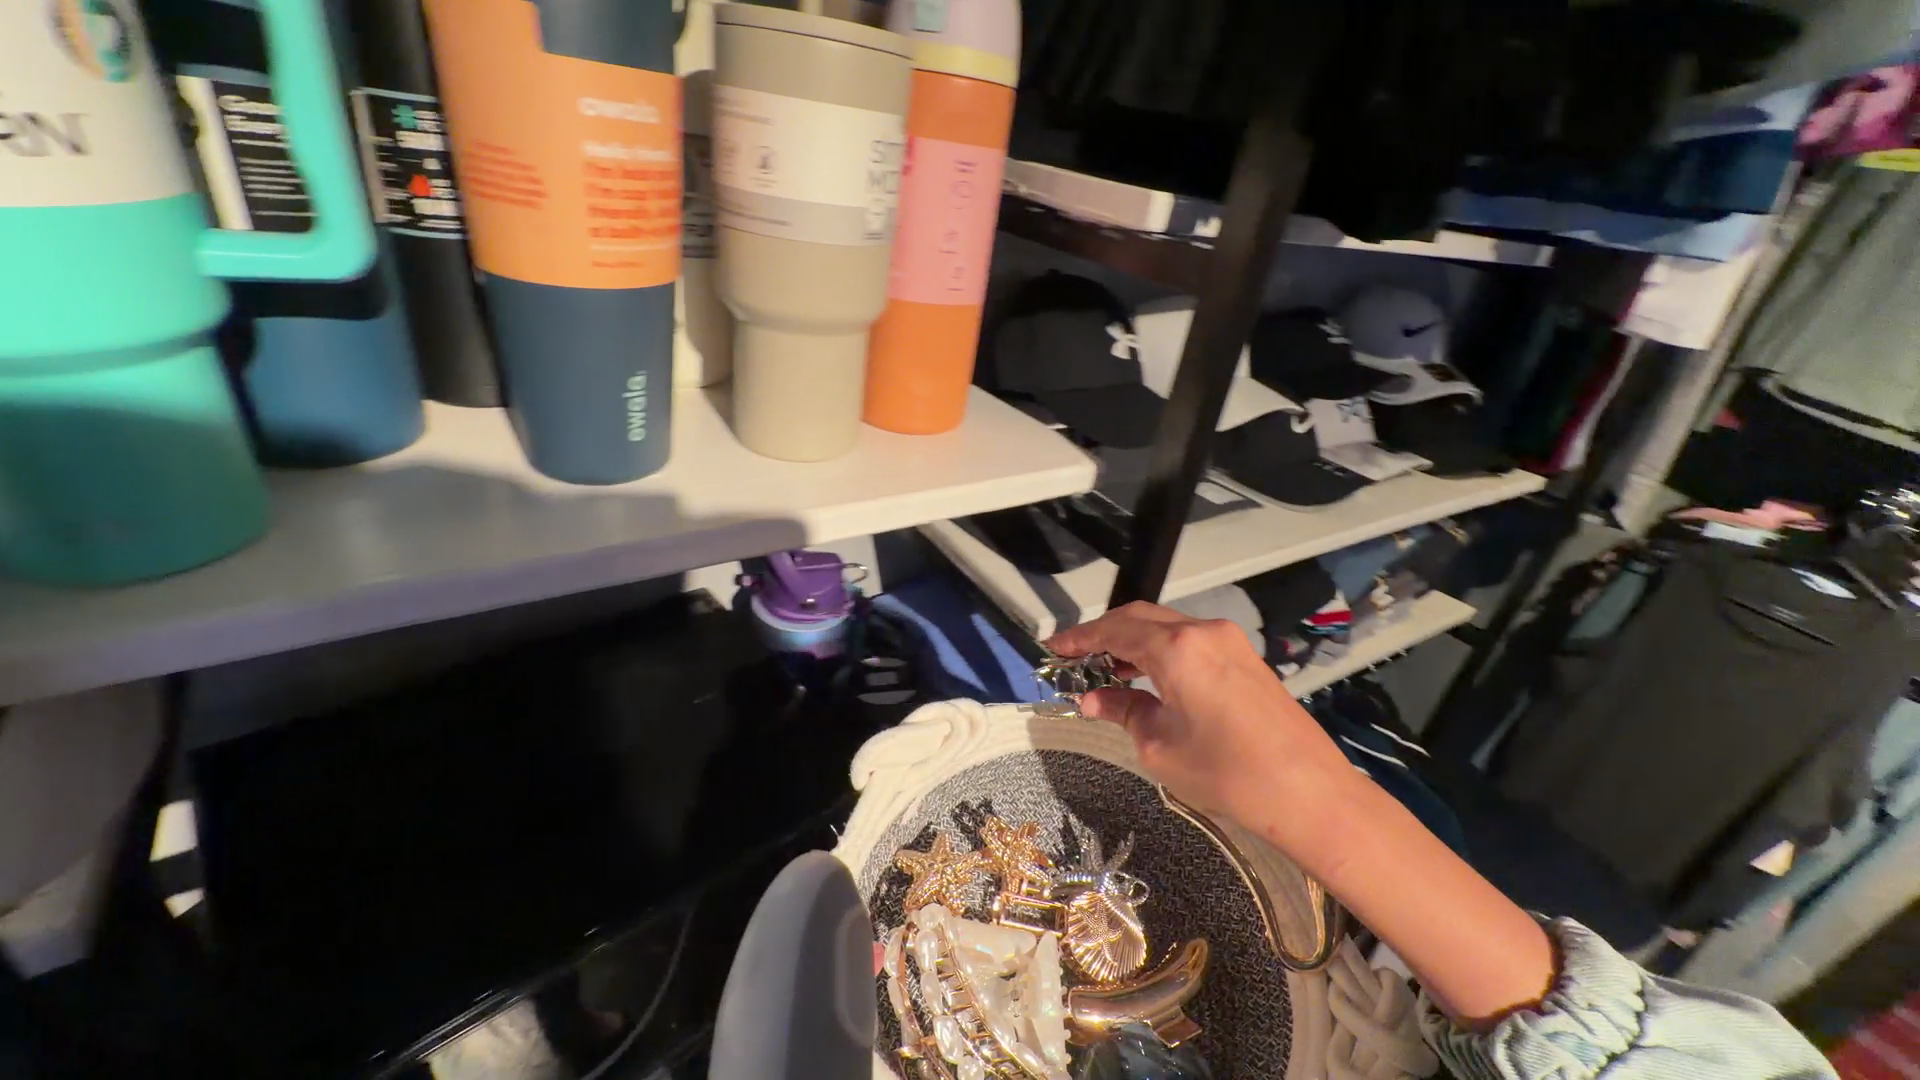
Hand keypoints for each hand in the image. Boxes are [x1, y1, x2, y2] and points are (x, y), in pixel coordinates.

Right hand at [1054, 602, 1557, 1027]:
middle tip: (1074, 658)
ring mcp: (1228, 641)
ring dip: (1132, 641)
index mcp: (1176, 648)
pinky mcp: (1244, 657)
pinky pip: (1189, 640)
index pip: (1114, 630)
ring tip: (1103, 671)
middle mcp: (1202, 631)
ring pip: (1166, 626)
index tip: (1052, 649)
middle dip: (1103, 634)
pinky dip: (1160, 650)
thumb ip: (1124, 712)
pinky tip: (1145, 677)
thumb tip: (1095, 698)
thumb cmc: (1228, 773)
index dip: (1079, 638)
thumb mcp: (1160, 747)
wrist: (1310, 793)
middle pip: (1139, 618)